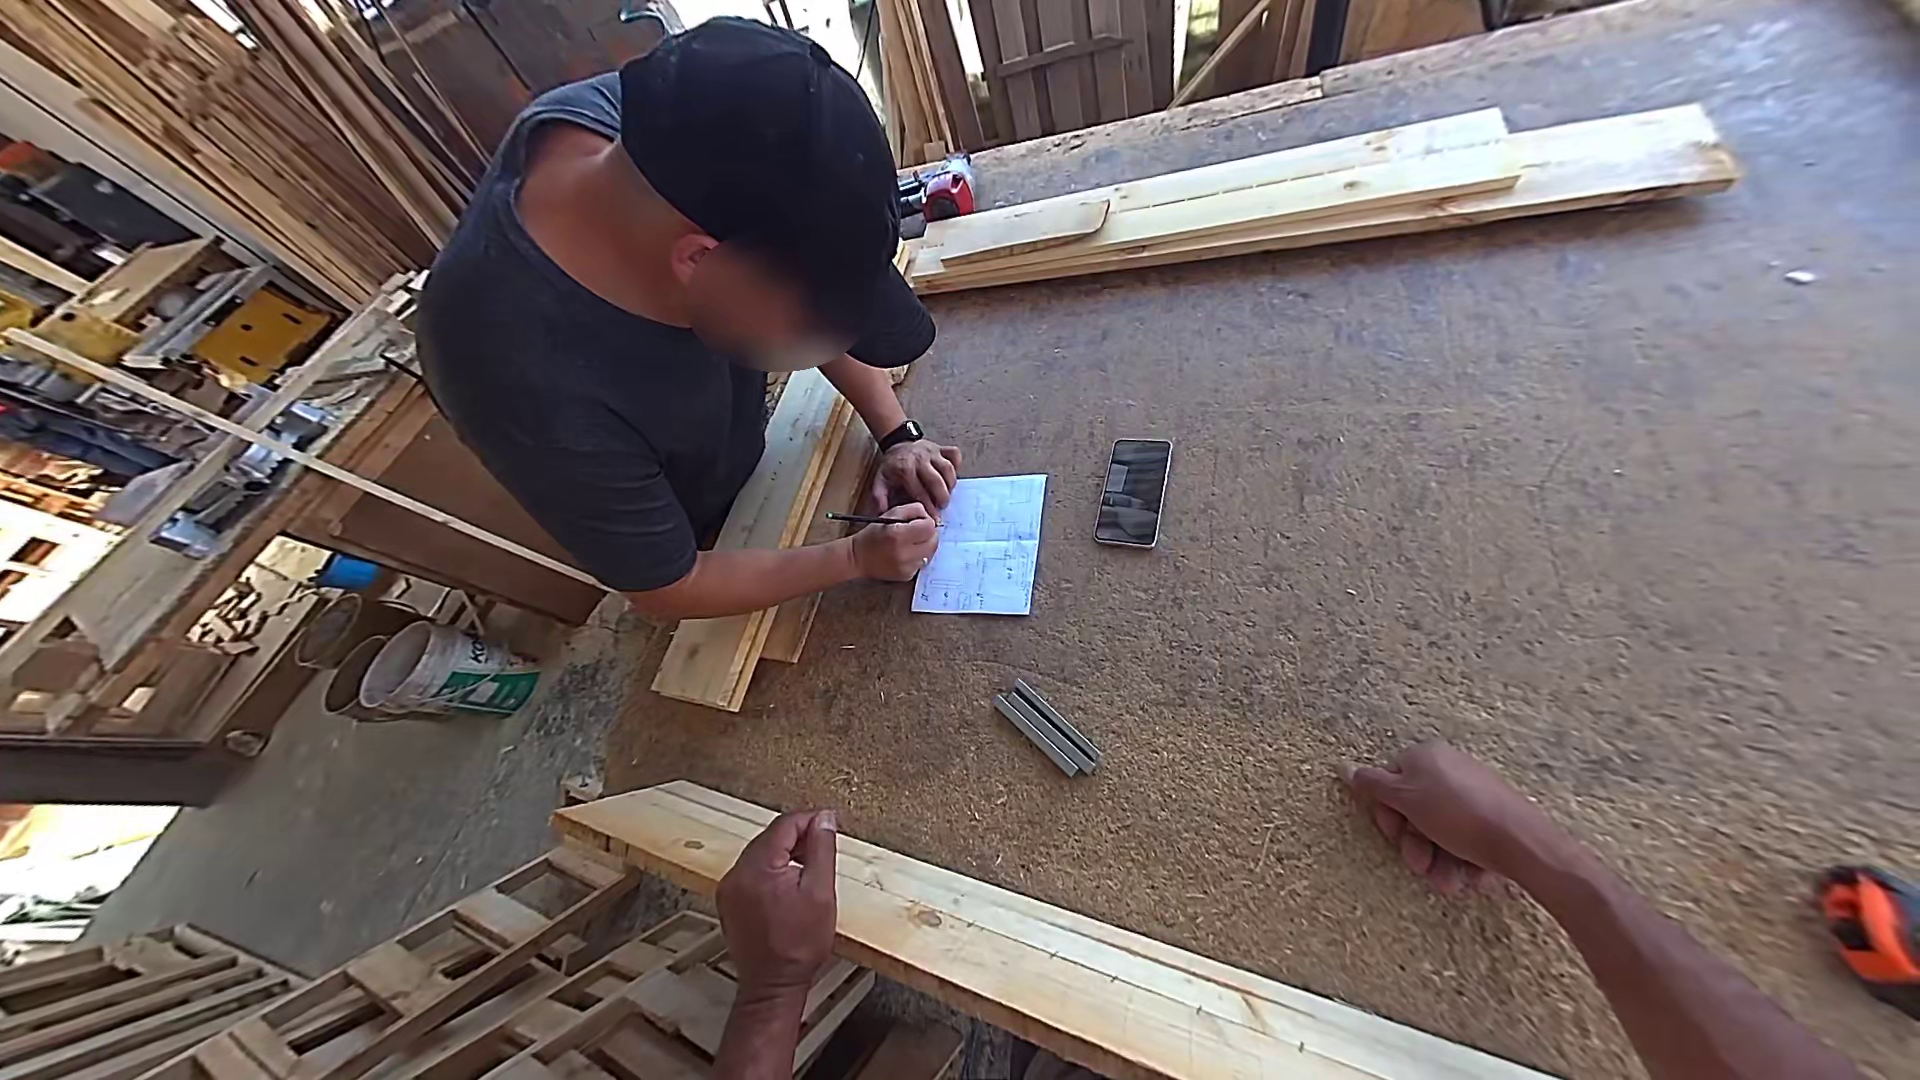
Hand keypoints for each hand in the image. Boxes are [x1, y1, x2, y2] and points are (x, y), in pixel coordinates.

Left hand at [717, 810, 838, 995]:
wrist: (773, 988)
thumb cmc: (798, 945)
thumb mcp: (820, 890)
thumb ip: (822, 847)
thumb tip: (824, 818)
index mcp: (757, 868)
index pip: (784, 824)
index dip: (810, 820)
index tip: (828, 824)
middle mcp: (737, 874)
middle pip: (771, 835)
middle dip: (798, 835)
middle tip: (823, 844)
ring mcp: (729, 888)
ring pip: (762, 851)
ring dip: (786, 850)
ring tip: (810, 864)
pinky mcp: (729, 900)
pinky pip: (753, 869)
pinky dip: (773, 866)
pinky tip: (791, 880)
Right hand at [848, 502, 938, 580]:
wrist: (857, 558)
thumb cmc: (872, 534)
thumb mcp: (890, 514)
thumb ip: (912, 510)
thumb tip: (930, 516)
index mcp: (899, 535)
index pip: (929, 527)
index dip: (926, 521)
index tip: (918, 521)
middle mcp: (905, 553)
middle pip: (934, 541)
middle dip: (928, 534)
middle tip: (917, 532)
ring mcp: (907, 568)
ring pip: (930, 553)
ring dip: (925, 546)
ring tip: (911, 542)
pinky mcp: (907, 576)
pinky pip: (922, 563)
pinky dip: (918, 556)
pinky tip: (906, 553)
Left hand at [870, 440, 961, 514]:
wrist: (898, 445)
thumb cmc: (892, 467)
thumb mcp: (880, 480)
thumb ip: (879, 497)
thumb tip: (883, 513)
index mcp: (905, 469)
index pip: (919, 491)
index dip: (928, 506)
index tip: (934, 518)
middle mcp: (920, 459)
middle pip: (936, 480)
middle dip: (942, 497)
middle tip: (942, 507)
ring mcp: (932, 452)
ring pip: (948, 468)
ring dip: (951, 484)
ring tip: (948, 494)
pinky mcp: (941, 448)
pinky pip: (954, 454)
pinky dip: (958, 464)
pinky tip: (953, 475)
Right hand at [1342, 741, 1571, 893]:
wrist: (1528, 847)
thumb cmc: (1457, 817)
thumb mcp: (1403, 798)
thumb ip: (1370, 784)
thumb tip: (1344, 767)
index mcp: (1426, 755)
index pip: (1389, 781)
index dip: (1387, 813)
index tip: (1395, 836)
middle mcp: (1450, 768)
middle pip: (1415, 808)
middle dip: (1415, 842)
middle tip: (1419, 864)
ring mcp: (1476, 792)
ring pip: (1441, 828)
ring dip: (1437, 858)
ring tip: (1447, 881)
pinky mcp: (1499, 816)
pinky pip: (1469, 836)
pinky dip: (1463, 857)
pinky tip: (1469, 876)